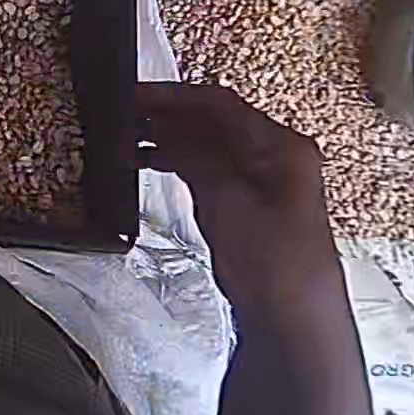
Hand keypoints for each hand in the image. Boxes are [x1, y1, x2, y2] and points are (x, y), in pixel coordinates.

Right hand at [137, 82, 344, 319]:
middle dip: (166, 114)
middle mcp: (272, 153)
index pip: (219, 104)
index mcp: (279, 146)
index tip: (132, 95)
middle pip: (212, 120)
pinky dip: (175, 159)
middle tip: (120, 114)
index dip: (172, 96)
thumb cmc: (269, 259)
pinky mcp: (245, 198)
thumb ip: (197, 159)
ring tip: (124, 139)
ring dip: (167, 137)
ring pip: (205, 142)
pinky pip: (206, 165)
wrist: (293, 319)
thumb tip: (164, 132)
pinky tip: (145, 161)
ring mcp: (259, 176)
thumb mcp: (227, 202)